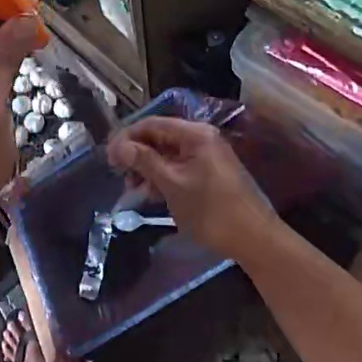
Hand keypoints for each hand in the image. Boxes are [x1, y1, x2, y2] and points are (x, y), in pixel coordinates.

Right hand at [107, 117, 280, 260]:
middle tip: (120, 177)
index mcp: (195, 134)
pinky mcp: (209, 172)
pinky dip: (162, 177)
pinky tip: (152, 194)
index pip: (151, 124)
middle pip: (159, 137)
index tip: (108, 159)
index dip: (126, 138)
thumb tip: (118, 146)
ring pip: (167, 154)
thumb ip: (144, 162)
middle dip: (136, 155)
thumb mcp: (172, 185)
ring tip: (134, 190)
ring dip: (147, 168)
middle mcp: (201, 137)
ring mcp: (206, 155)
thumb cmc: (210, 210)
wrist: (253, 237)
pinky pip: (178, 166)